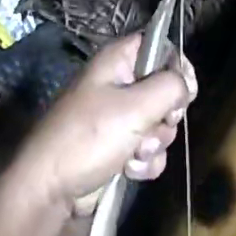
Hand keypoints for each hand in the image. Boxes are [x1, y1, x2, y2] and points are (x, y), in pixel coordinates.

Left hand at [9, 33, 196, 218]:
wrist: (50, 190)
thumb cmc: (89, 137)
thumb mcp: (135, 107)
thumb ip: (170, 88)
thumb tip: (185, 86)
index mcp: (117, 61)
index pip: (160, 45)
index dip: (177, 65)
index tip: (184, 90)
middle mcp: (120, 84)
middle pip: (165, 88)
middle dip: (166, 115)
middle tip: (151, 126)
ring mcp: (119, 117)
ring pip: (161, 123)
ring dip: (154, 143)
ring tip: (133, 154)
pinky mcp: (119, 148)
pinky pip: (150, 149)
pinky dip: (145, 161)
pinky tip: (128, 171)